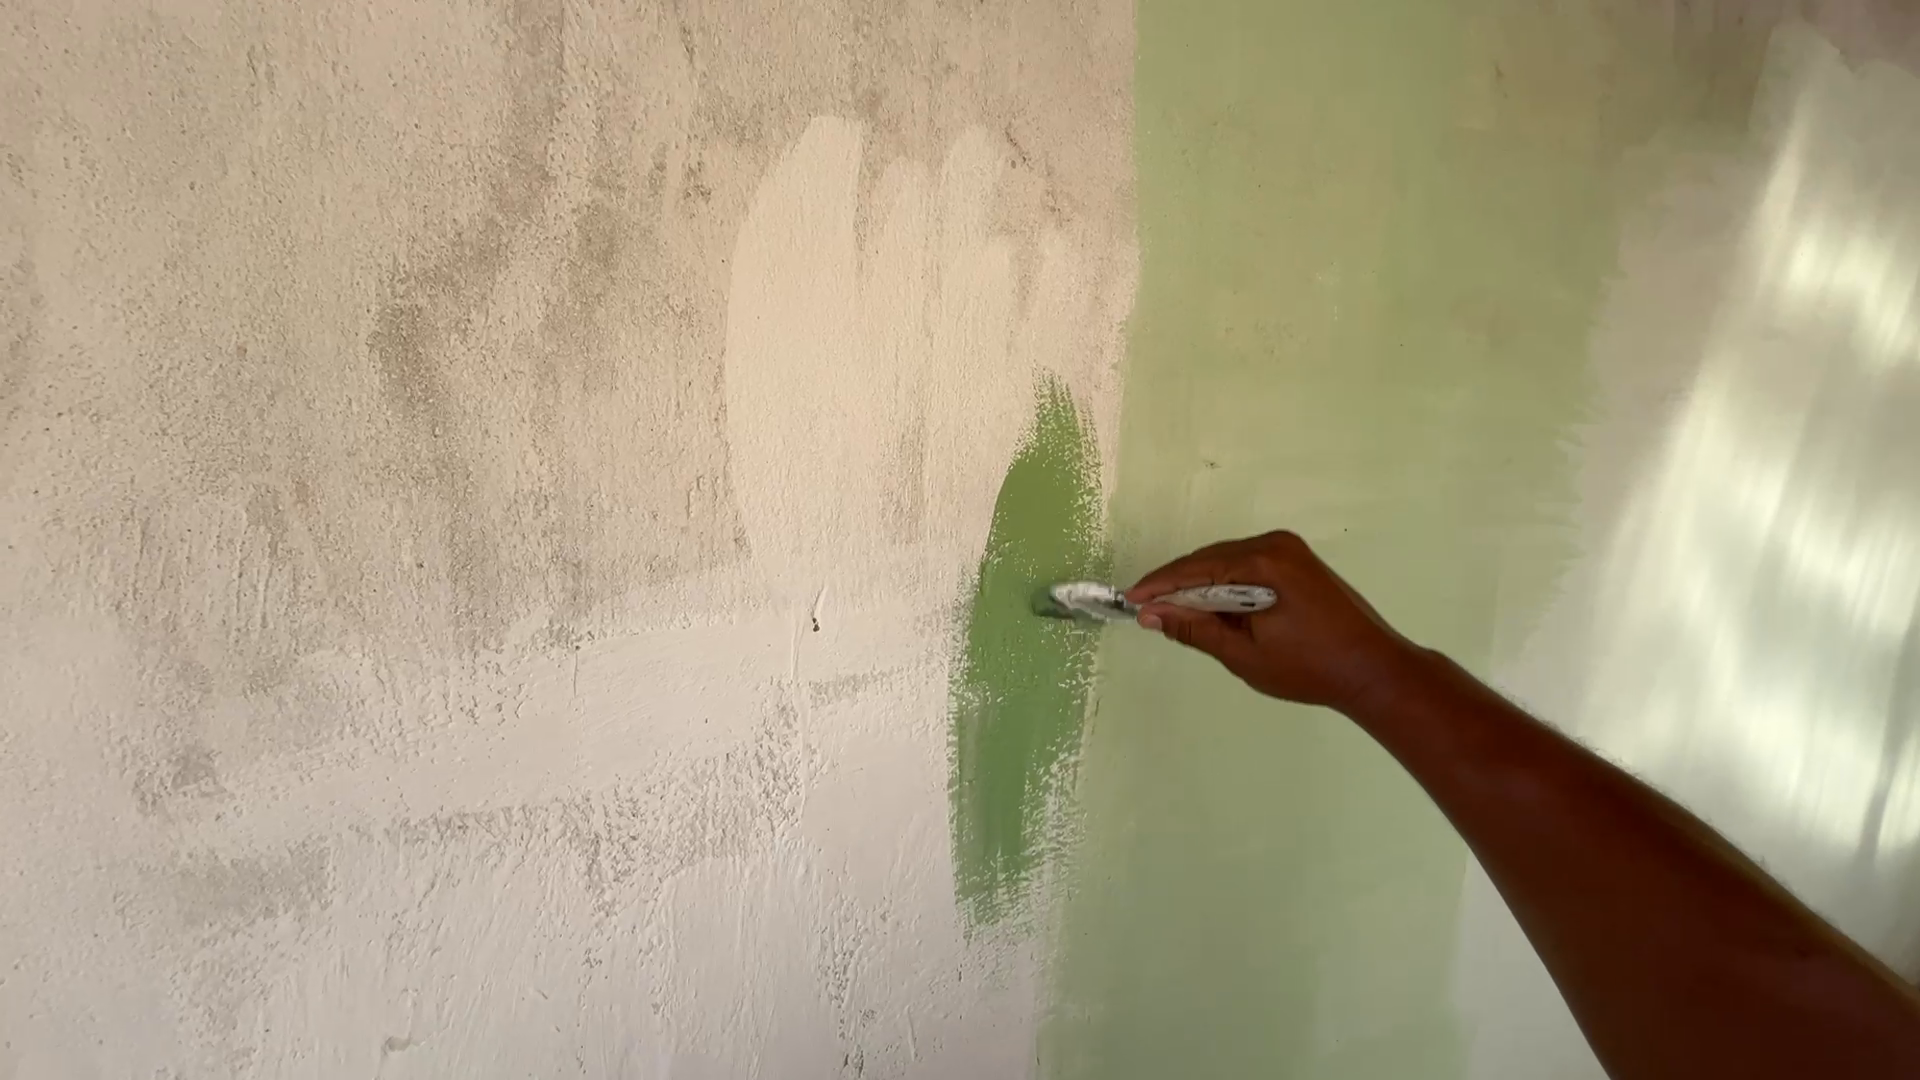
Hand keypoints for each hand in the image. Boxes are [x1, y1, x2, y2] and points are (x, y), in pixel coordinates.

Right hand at [1126, 530, 1425, 712]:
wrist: (1375, 671)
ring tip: (1172, 610)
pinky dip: (1222, 584)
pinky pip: (1244, 566)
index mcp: (1264, 562)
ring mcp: (1288, 549)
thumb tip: (1152, 615)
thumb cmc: (1310, 669)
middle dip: (1176, 584)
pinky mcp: (1296, 561)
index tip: (1130, 601)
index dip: (1159, 586)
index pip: (1195, 569)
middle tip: (1147, 609)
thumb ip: (1195, 630)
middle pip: (1208, 560)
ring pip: (1224, 562)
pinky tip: (1208, 604)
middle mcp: (1275, 544)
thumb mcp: (1244, 654)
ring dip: (1198, 584)